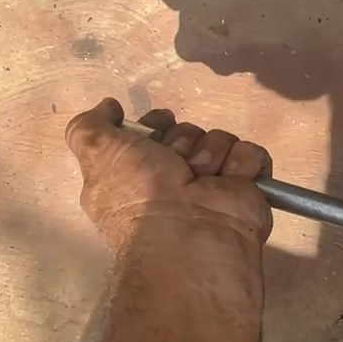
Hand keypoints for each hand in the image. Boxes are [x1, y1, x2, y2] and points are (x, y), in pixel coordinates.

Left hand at [64, 98, 274, 253]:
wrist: (191, 235)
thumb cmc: (140, 194)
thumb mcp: (98, 154)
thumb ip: (90, 126)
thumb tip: (109, 106)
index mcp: (141, 173)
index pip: (156, 129)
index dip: (156, 123)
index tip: (156, 129)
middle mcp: (176, 179)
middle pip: (188, 131)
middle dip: (183, 142)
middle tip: (177, 166)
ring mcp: (214, 183)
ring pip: (221, 139)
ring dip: (212, 154)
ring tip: (203, 180)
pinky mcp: (248, 187)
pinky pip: (252, 154)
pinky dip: (243, 165)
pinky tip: (230, 183)